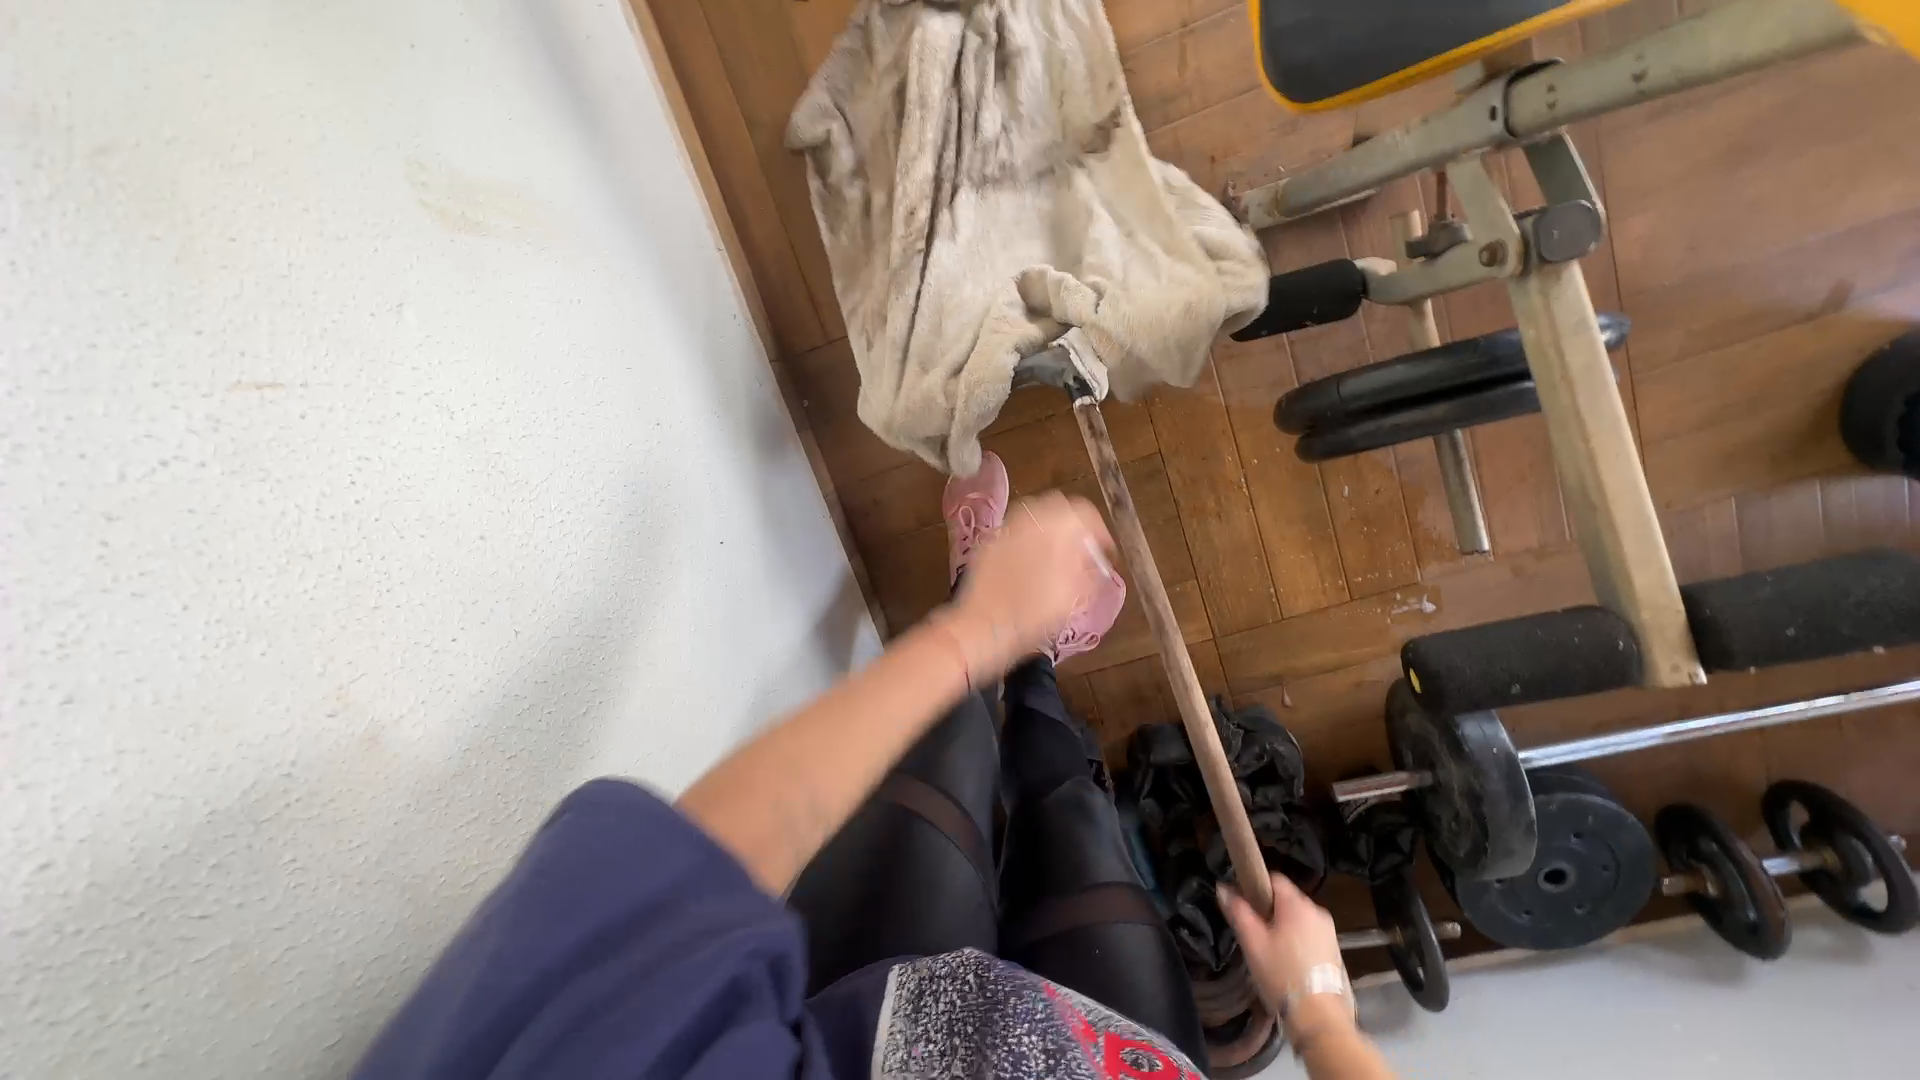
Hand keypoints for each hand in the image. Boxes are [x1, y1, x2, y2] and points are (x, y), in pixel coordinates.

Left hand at [945, 492, 1115, 673]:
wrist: (983, 626)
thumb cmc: (1032, 617)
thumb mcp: (1071, 597)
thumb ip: (1088, 571)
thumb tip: (1095, 559)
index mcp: (1055, 529)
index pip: (1084, 512)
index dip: (1098, 530)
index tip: (1103, 550)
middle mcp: (1029, 521)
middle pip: (1058, 506)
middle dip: (1073, 524)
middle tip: (1080, 549)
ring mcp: (1005, 530)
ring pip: (1034, 514)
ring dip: (1050, 528)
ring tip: (1057, 554)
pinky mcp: (988, 543)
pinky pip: (1014, 531)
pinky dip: (1027, 539)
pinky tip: (1029, 562)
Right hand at [1218, 873, 1352, 1041]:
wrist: (1320, 1020)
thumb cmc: (1282, 976)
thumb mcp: (1253, 943)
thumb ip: (1237, 911)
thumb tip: (1222, 887)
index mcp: (1298, 905)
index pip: (1273, 878)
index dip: (1255, 886)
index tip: (1243, 905)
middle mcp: (1317, 912)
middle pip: (1286, 899)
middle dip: (1268, 910)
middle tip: (1253, 932)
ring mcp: (1329, 933)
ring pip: (1298, 919)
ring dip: (1283, 927)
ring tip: (1268, 951)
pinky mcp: (1334, 952)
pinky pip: (1309, 935)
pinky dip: (1297, 942)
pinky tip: (1287, 963)